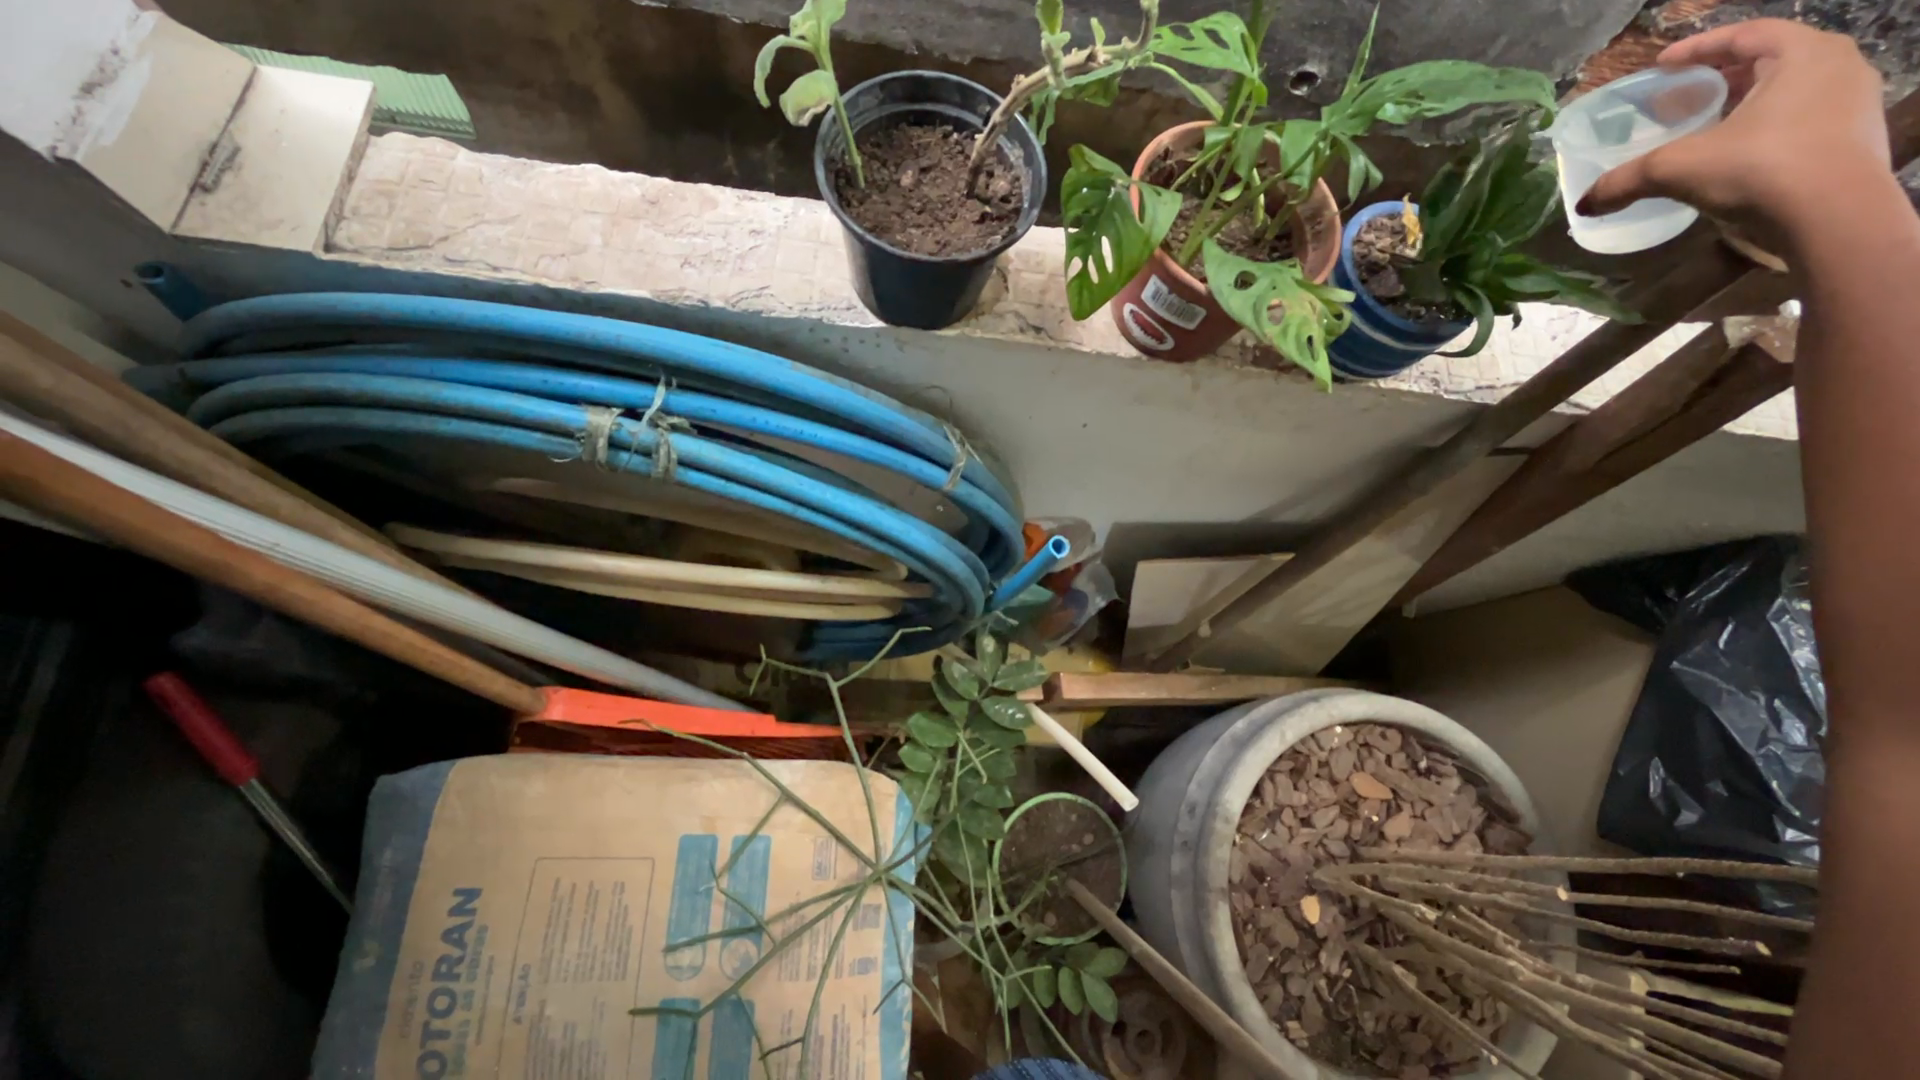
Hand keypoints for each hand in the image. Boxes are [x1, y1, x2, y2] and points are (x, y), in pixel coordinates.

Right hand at [1578, 19, 1889, 240]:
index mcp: (1802, 54)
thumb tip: (1583, 204)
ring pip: (1786, 91)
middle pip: (1767, 61)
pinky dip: (1762, 128)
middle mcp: (1836, 67)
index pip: (1744, 35)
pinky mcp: (1852, 140)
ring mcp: (1851, 103)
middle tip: (1679, 96)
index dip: (1697, 48)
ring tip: (1704, 126)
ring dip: (1742, 104)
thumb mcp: (1678, 169)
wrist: (1833, 219)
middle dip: (1719, 77)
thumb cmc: (1760, 170)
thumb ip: (1626, 180)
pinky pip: (1799, 121)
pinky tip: (1733, 154)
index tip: (1661, 67)